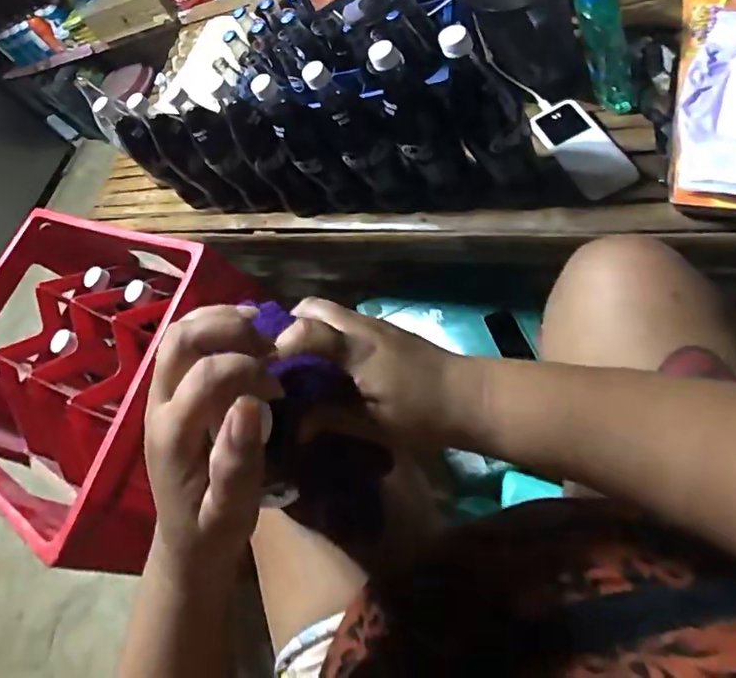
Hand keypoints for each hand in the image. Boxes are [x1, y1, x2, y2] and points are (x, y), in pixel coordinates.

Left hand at [143, 305, 283, 570]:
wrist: (186, 541)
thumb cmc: (212, 528)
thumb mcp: (232, 512)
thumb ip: (237, 464)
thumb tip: (249, 404)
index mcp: (172, 435)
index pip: (205, 376)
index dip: (247, 369)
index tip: (278, 386)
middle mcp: (157, 404)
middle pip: (180, 339)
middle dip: (228, 328)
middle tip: (268, 343)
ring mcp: (159, 391)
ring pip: (177, 330)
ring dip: (219, 318)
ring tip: (258, 326)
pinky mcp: (168, 386)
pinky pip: (183, 338)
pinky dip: (214, 322)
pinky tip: (243, 329)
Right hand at [274, 298, 473, 446]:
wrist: (471, 396)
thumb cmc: (423, 414)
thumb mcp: (374, 425)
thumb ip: (330, 418)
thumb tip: (293, 427)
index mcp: (356, 348)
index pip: (306, 329)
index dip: (280, 344)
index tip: (264, 368)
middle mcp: (359, 325)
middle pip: (312, 307)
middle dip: (289, 327)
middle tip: (280, 362)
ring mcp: (371, 323)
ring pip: (328, 311)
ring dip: (308, 329)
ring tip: (299, 364)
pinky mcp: (381, 329)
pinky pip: (342, 321)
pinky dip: (326, 333)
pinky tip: (328, 365)